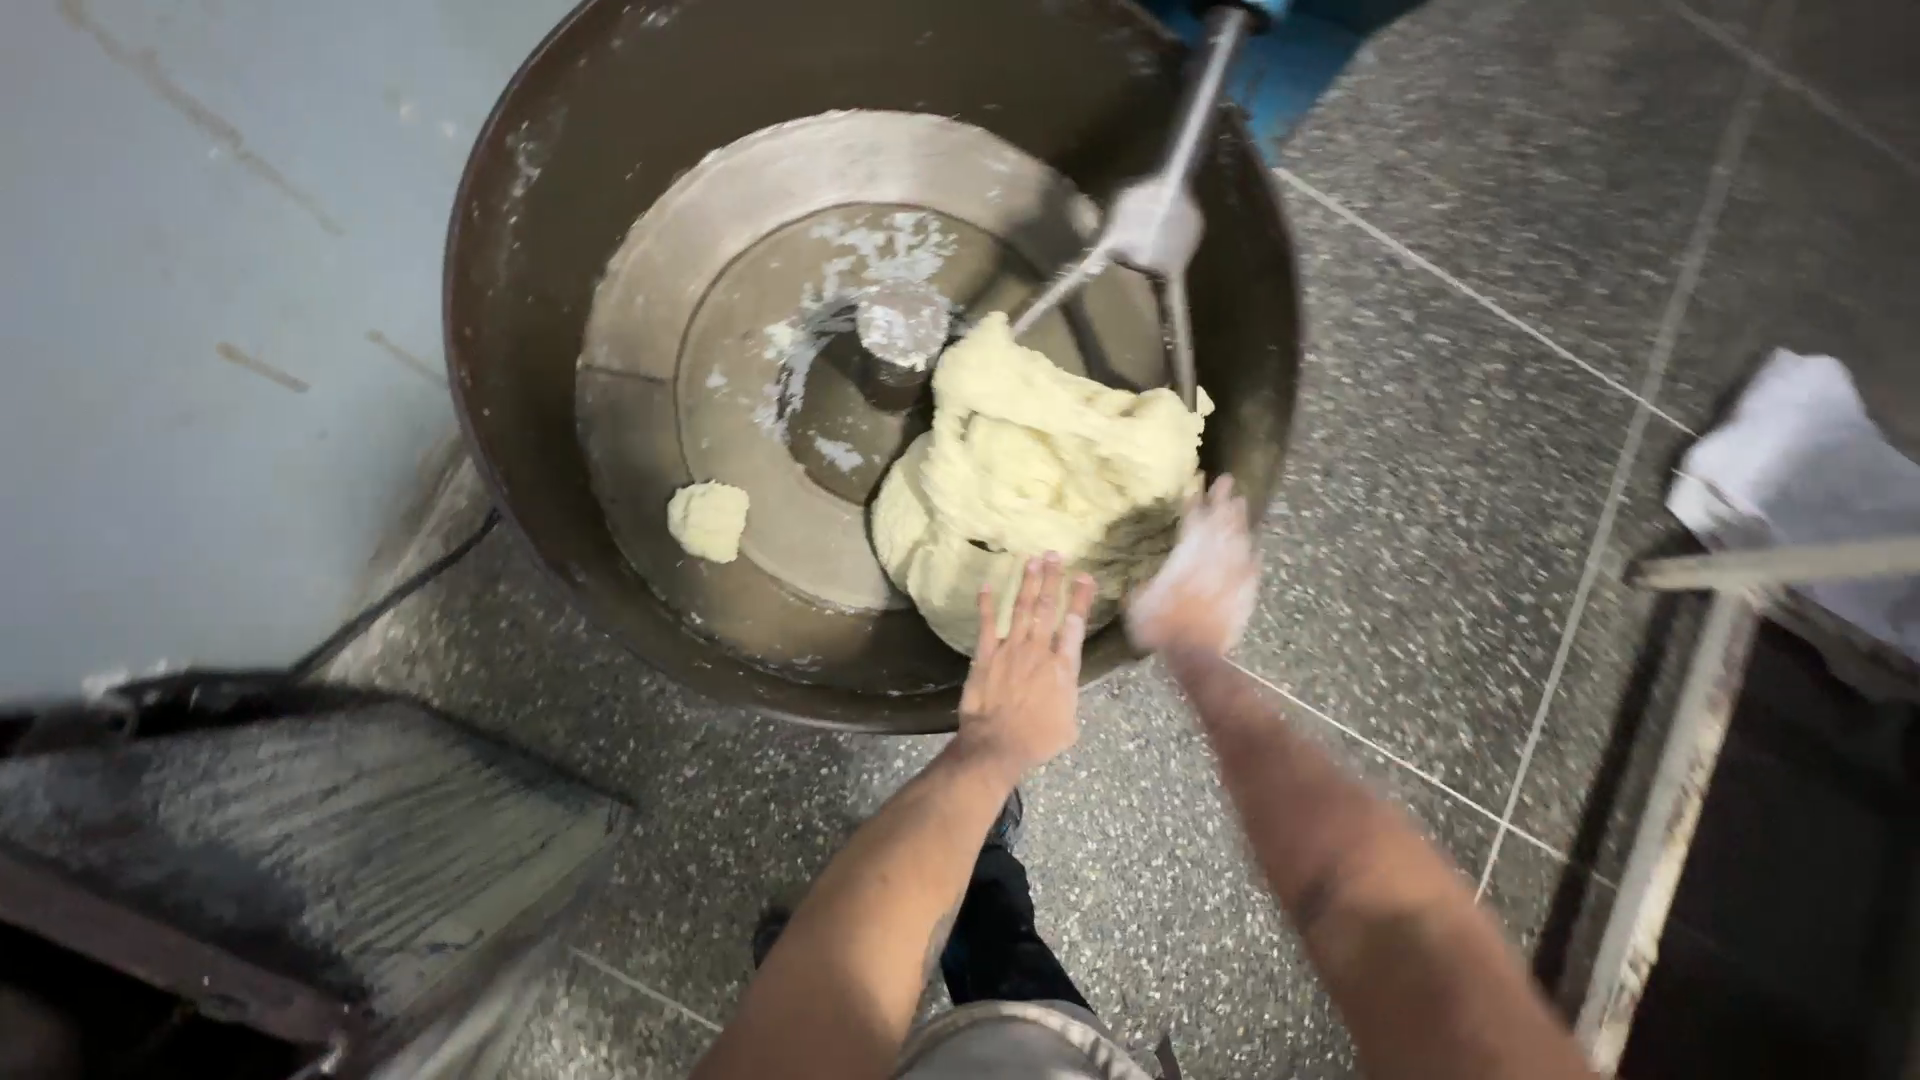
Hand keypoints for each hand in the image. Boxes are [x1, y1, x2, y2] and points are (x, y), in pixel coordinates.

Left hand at [956, 553, 1097, 777]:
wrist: (998, 745)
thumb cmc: (1038, 740)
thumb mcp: (1069, 723)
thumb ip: (1068, 696)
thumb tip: (1065, 686)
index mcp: (1063, 668)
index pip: (1075, 625)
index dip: (1081, 599)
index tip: (1085, 577)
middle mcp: (1039, 651)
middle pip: (1048, 608)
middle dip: (1053, 579)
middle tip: (1055, 555)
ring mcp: (1011, 650)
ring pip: (1022, 609)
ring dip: (1028, 583)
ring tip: (1032, 560)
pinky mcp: (986, 655)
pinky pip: (987, 624)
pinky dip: (987, 604)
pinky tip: (988, 585)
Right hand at [1126, 474, 1259, 656]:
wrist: (1195, 652)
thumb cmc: (1162, 628)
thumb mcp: (1140, 605)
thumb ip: (1143, 588)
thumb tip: (1140, 584)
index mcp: (1185, 559)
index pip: (1192, 523)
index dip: (1194, 504)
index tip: (1197, 487)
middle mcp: (1211, 560)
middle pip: (1219, 524)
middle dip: (1222, 502)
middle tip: (1227, 481)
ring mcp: (1231, 574)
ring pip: (1238, 540)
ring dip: (1239, 520)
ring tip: (1241, 503)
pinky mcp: (1245, 591)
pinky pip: (1251, 568)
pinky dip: (1252, 556)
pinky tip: (1256, 548)